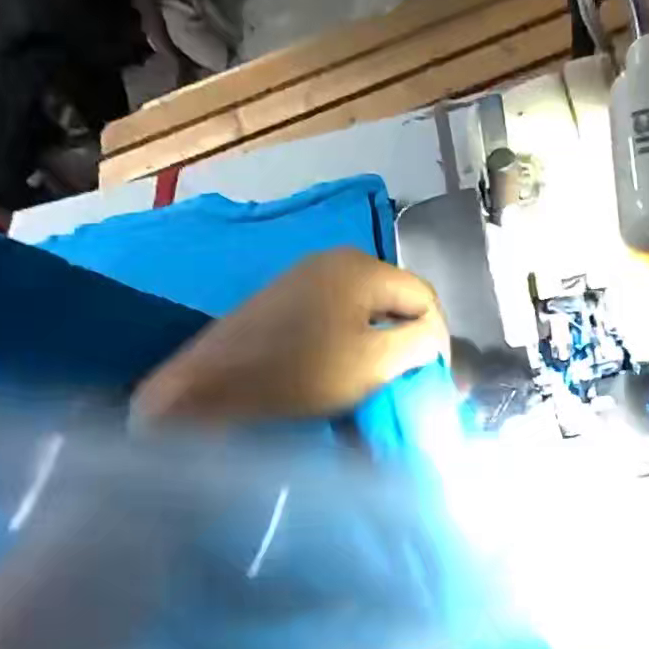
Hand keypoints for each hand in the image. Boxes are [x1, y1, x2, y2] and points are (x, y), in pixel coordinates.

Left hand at [132, 250, 448, 423]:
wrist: (210, 387)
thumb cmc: (301, 373)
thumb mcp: (375, 362)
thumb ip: (421, 343)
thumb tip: (434, 338)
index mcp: (363, 268)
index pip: (426, 297)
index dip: (437, 340)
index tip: (428, 381)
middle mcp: (338, 261)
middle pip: (398, 301)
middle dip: (409, 343)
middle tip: (407, 383)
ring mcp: (308, 276)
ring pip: (370, 311)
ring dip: (382, 346)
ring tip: (378, 381)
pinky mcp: (288, 298)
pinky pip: (341, 316)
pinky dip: (353, 343)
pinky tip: (345, 370)